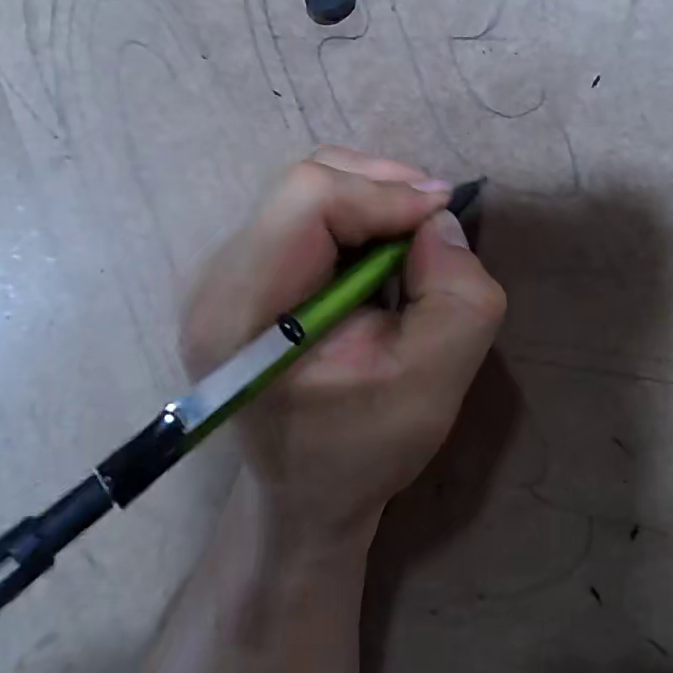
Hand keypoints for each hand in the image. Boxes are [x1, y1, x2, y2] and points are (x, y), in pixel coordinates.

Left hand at [181, 147, 506, 542]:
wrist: (303, 491)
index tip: (441, 217)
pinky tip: (379, 251)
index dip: (384, 193)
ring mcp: (221, 271)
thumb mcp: (434, 384)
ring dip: (370, 197)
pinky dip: (353, 213)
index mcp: (243, 311)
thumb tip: (437, 221)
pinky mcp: (241, 270)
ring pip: (304, 188)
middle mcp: (215, 278)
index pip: (308, 199)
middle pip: (304, 181)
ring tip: (410, 238)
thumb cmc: (361, 449)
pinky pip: (301, 210)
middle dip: (381, 187)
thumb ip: (457, 295)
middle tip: (433, 222)